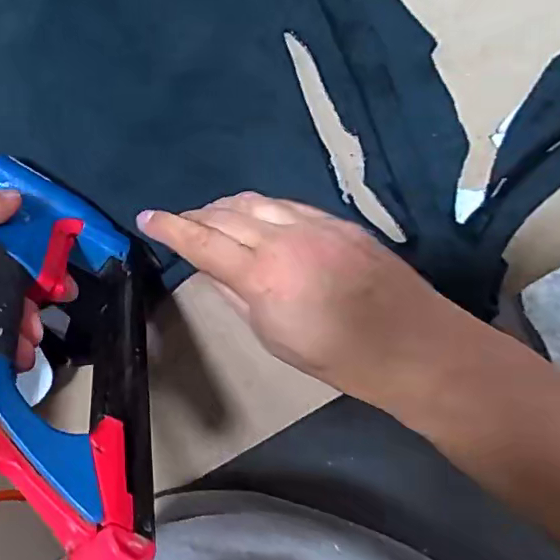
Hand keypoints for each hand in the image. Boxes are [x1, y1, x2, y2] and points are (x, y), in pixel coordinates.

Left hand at [0, 186, 53, 423]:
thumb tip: (16, 198)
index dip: (31, 234)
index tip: (60, 245)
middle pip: (15, 272)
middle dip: (41, 282)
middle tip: (61, 294)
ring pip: (14, 311)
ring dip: (31, 319)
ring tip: (32, 332)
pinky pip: (5, 344)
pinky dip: (19, 348)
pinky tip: (22, 353)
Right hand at [138, 192, 493, 409]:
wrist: (413, 347)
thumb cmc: (336, 358)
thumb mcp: (272, 336)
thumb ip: (235, 295)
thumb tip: (210, 269)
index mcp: (264, 276)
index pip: (202, 242)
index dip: (170, 228)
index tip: (146, 218)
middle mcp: (285, 239)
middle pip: (224, 214)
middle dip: (194, 216)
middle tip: (177, 223)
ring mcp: (315, 225)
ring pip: (254, 202)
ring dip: (224, 206)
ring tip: (210, 217)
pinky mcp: (338, 221)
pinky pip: (285, 204)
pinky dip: (259, 207)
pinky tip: (255, 217)